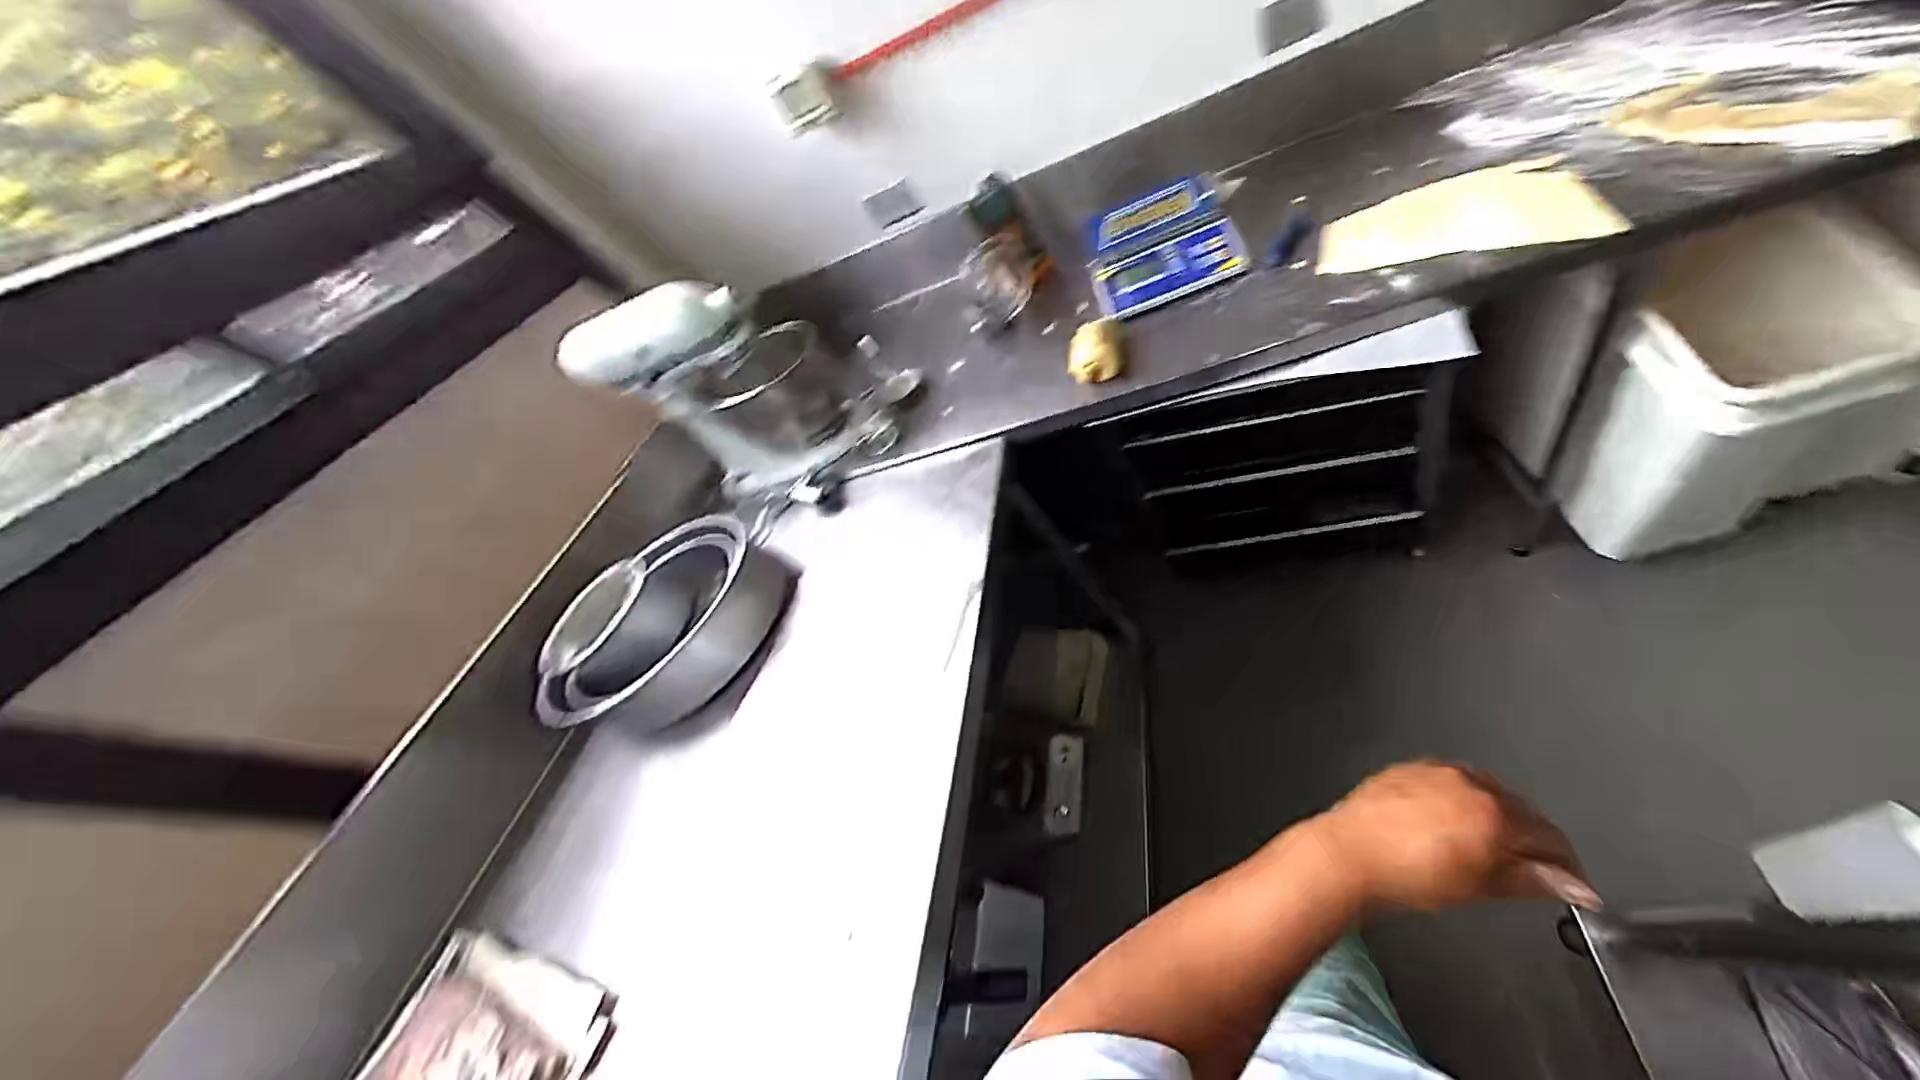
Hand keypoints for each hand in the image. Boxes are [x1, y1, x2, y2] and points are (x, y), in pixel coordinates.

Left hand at [1309, 761, 1599, 911]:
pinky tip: (1452, 824)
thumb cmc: (1404, 874)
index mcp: (1493, 811)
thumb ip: (1533, 880)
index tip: (1571, 883)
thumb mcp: (1480, 887)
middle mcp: (1466, 783)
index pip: (1551, 836)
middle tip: (1533, 869)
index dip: (1566, 865)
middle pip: (1521, 809)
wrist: (1347, 854)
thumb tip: (1571, 885)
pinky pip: (1448, 781)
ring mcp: (1433, 771)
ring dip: (1497, 815)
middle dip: (1532, 838)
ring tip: (1489, 849)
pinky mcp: (1407, 769)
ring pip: (1485, 791)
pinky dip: (1461, 800)